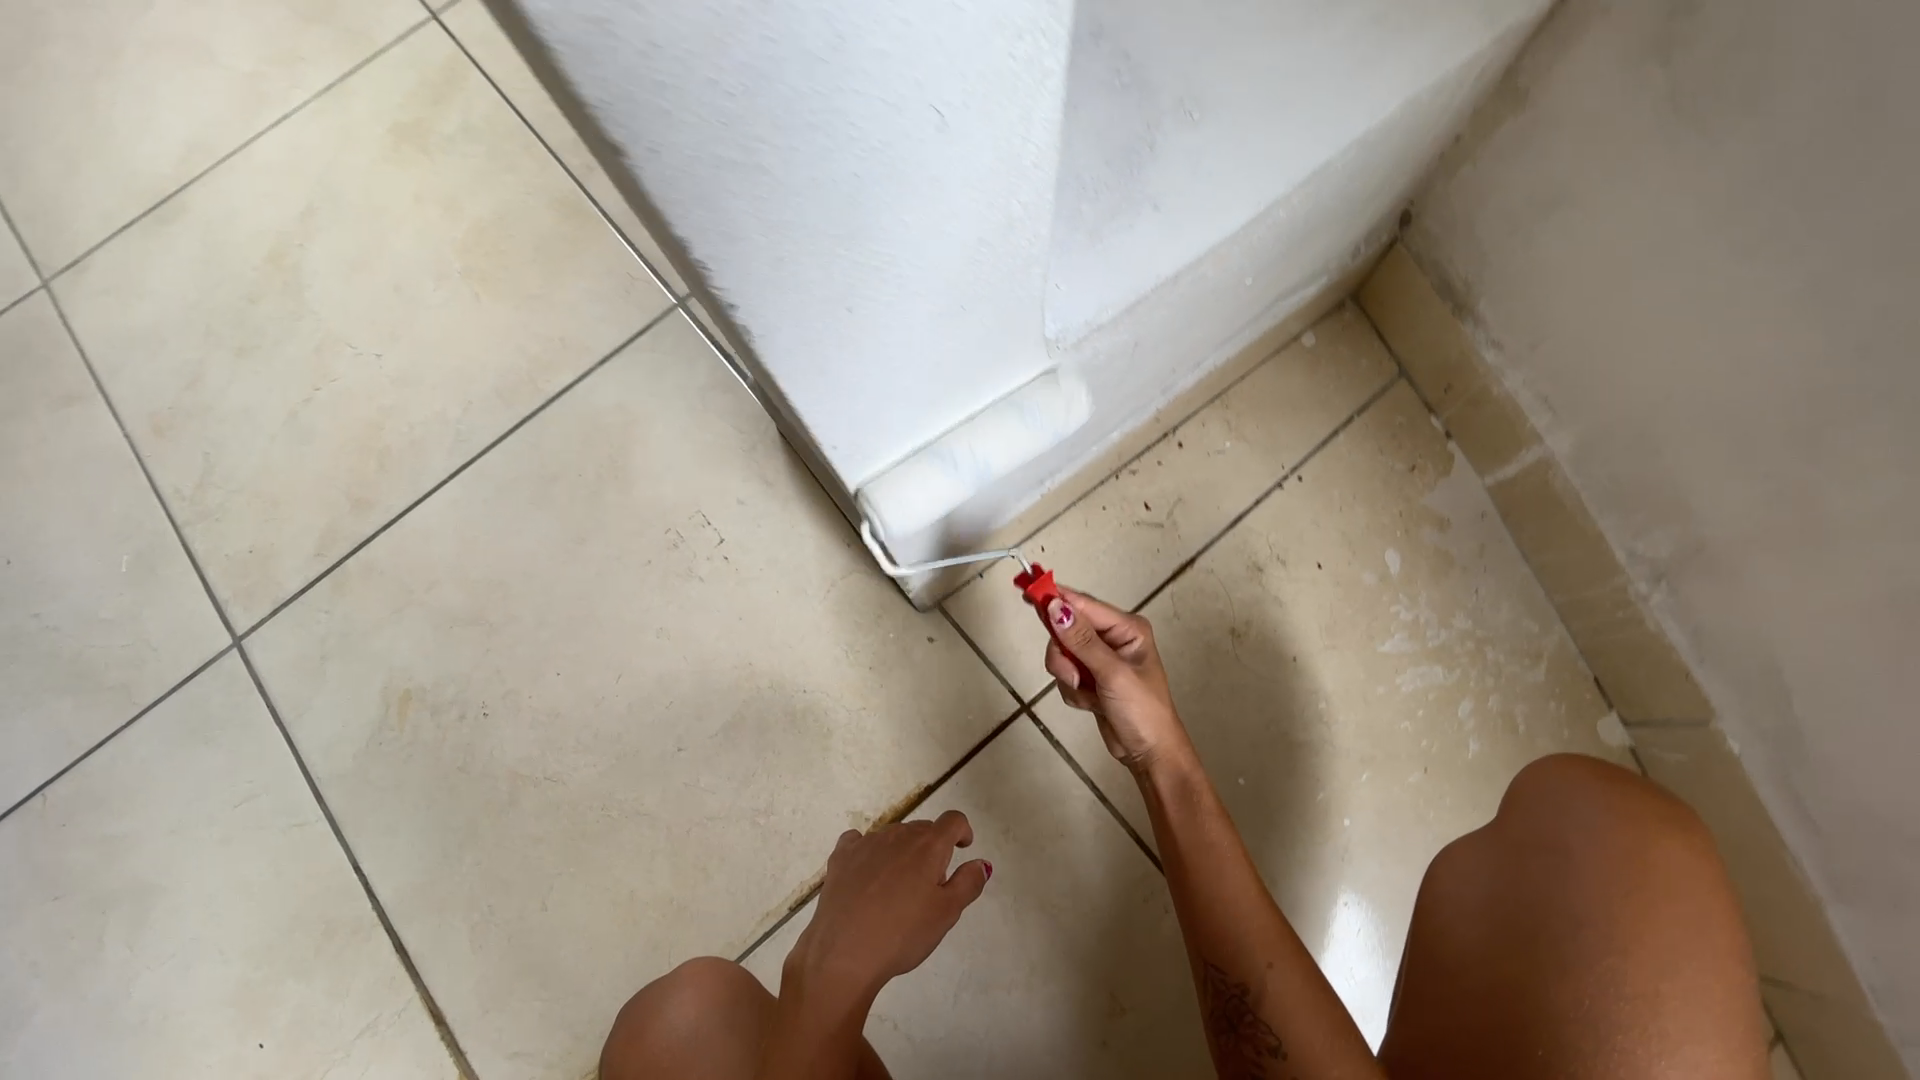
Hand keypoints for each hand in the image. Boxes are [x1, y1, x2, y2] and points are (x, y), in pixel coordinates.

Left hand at [784, 811, 990, 1003]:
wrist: (844, 953)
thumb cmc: (902, 934)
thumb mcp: (946, 914)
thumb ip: (968, 883)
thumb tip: (981, 863)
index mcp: (928, 846)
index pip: (953, 821)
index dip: (962, 831)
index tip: (962, 849)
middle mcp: (897, 835)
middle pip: (922, 830)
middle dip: (932, 849)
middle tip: (930, 887)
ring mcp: (866, 843)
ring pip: (893, 837)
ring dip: (902, 852)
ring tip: (898, 890)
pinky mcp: (841, 857)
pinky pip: (860, 842)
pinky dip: (870, 852)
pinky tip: (867, 875)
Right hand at [1041, 586, 1190, 773]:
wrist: (1149, 753)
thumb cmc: (1141, 710)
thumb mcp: (1112, 673)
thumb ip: (1081, 640)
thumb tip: (1055, 607)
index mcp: (1126, 628)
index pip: (1084, 605)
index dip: (1057, 598)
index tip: (1029, 592)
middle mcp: (1112, 638)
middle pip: (1067, 629)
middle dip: (1064, 655)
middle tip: (1072, 676)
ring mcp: (1100, 659)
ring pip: (1062, 654)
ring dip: (1067, 676)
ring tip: (1085, 692)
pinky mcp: (1090, 679)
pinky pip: (1065, 674)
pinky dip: (1072, 690)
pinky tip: (1090, 703)